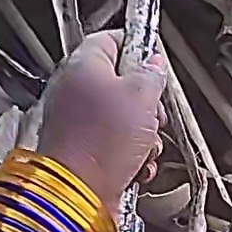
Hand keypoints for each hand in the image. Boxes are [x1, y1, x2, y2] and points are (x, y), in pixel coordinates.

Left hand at [36, 30, 166, 200]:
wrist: (79, 192)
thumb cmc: (101, 143)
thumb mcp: (141, 97)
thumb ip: (151, 75)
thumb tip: (155, 65)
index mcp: (84, 67)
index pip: (112, 40)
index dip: (138, 48)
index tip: (155, 61)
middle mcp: (76, 93)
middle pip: (123, 85)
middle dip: (147, 104)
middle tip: (154, 115)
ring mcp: (77, 125)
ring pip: (124, 121)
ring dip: (144, 136)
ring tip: (145, 147)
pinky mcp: (83, 153)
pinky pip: (116, 148)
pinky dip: (132, 158)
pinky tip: (136, 167)